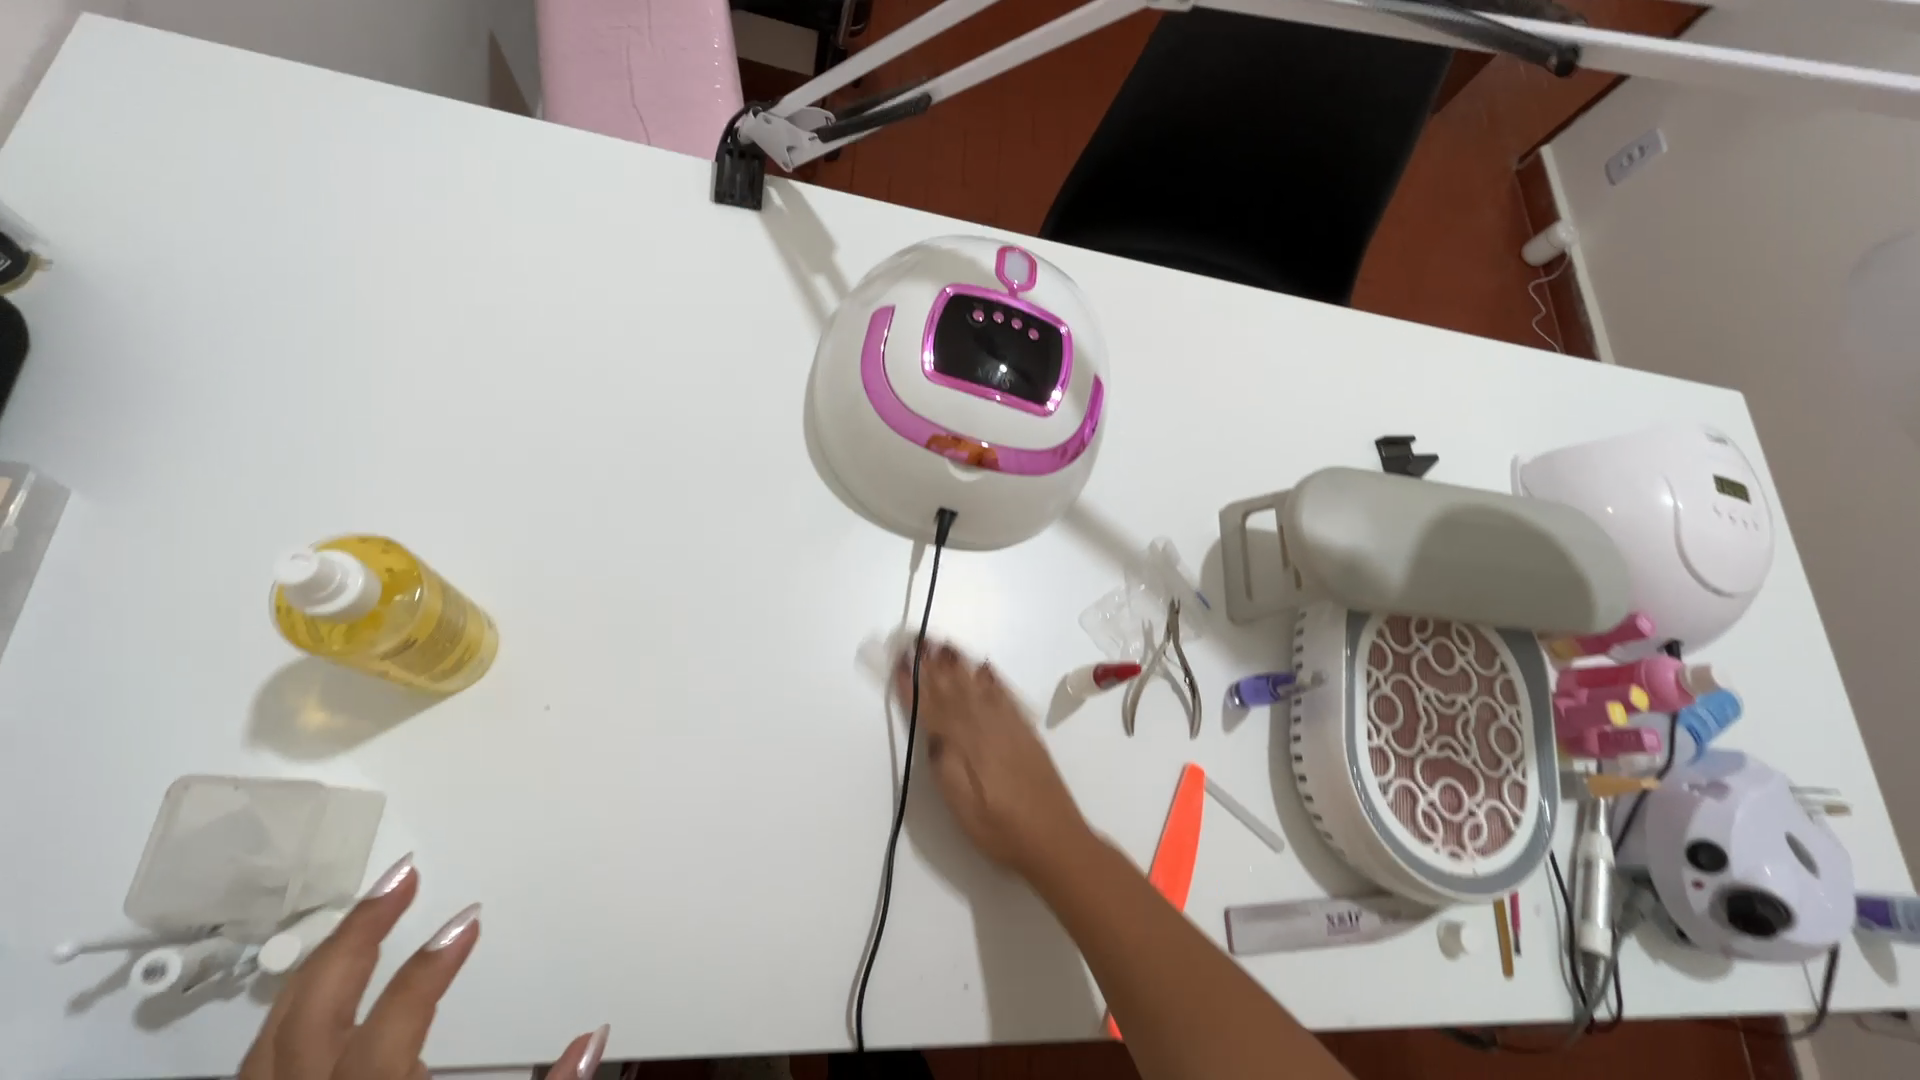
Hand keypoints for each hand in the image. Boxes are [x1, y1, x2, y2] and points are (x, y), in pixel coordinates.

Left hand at [239, 854, 607, 1079]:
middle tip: (402, 876)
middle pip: (315, 1005)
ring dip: (321, 958)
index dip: (435, 962)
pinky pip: (254, 1057)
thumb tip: (592, 1039)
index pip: (398, 1016)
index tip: (466, 920)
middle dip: (361, 929)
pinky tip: (317, 985)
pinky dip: (290, 1004)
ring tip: (363, 913)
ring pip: (270, 1027)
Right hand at [893, 642, 1090, 874]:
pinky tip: (984, 667)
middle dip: (932, 664)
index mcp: (964, 744)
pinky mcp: (1025, 732)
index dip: (913, 684)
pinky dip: (992, 678)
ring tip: (943, 644)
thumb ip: (943, 763)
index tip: (898, 661)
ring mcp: (1009, 726)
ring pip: (977, 686)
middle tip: (915, 638)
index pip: (932, 706)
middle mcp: (986, 726)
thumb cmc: (999, 829)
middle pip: (954, 688)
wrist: (1055, 839)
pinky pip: (1004, 695)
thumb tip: (931, 730)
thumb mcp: (960, 805)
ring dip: (958, 664)